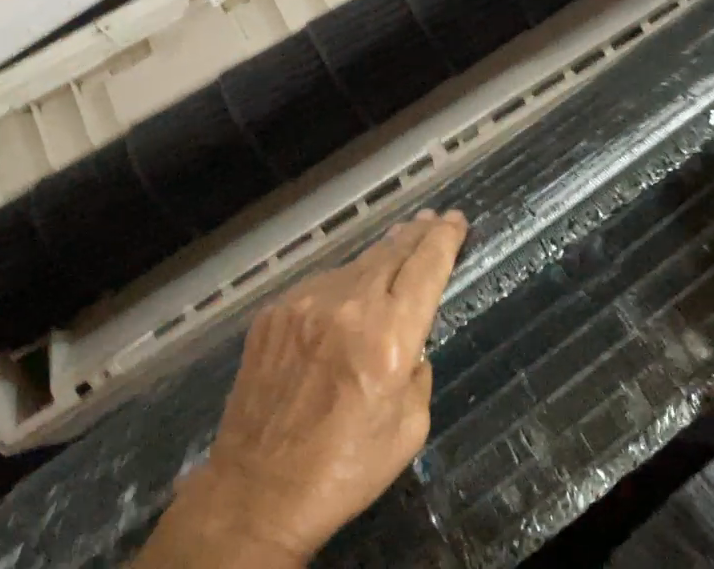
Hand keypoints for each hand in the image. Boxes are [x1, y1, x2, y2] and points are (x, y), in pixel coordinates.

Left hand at [138, 209, 468, 568]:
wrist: (255, 493)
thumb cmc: (344, 470)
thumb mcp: (410, 427)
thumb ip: (419, 370)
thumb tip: (410, 340)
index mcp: (389, 339)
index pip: (426, 267)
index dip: (446, 239)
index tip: (458, 222)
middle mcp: (347, 308)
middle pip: (392, 252)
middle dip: (418, 233)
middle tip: (435, 220)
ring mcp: (304, 306)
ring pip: (356, 265)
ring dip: (382, 256)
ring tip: (399, 248)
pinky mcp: (273, 315)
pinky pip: (321, 286)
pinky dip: (344, 284)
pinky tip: (350, 295)